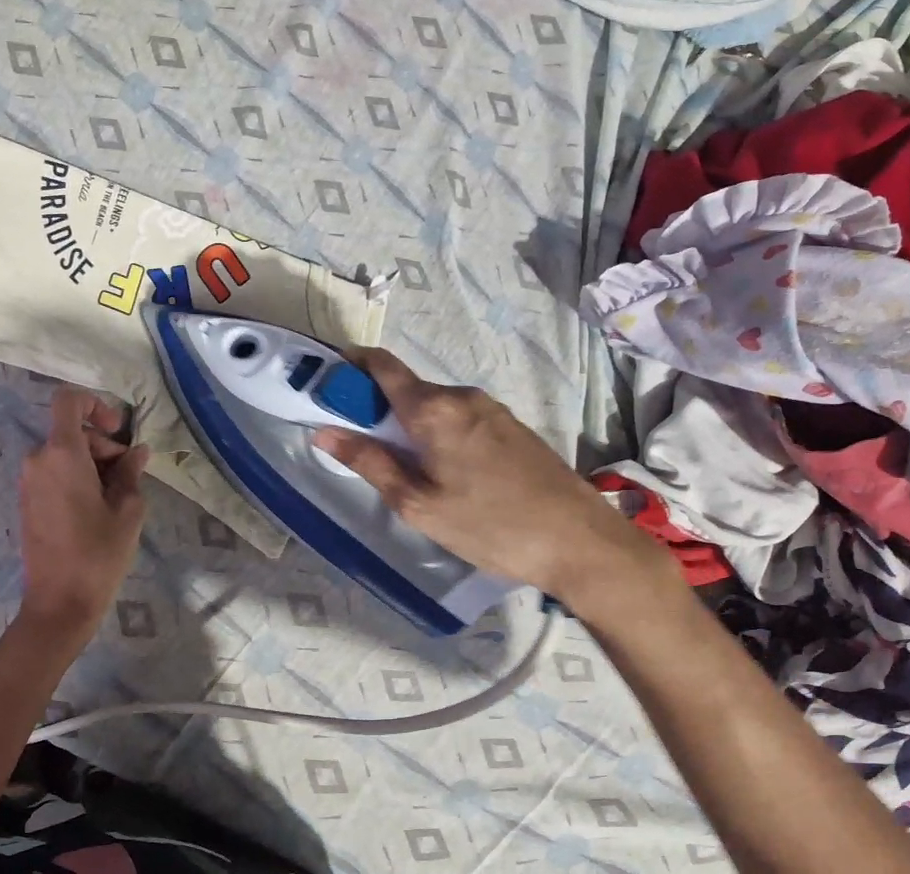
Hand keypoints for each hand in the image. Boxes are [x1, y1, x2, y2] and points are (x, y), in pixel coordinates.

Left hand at [17, 386, 151, 641]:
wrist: (58, 604)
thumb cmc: (97, 554)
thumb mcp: (127, 511)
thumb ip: (130, 473)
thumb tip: (135, 452)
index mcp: (61, 453)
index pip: (68, 400)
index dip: (95, 405)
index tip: (117, 431)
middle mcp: (38, 459)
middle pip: (70, 430)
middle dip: (102, 444)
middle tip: (128, 476)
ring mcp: (28, 481)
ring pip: (63, 453)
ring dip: (91, 463)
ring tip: (117, 497)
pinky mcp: (27, 501)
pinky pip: (53, 473)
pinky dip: (75, 477)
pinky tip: (97, 508)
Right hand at [312, 348, 671, 612]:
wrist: (584, 545)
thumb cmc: (491, 526)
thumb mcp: (417, 504)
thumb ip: (369, 463)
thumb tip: (325, 433)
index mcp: (433, 409)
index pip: (381, 365)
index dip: (349, 364)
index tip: (327, 383)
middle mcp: (461, 397)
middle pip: (405, 388)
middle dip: (375, 407)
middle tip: (360, 447)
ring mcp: (491, 410)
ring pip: (432, 406)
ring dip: (408, 424)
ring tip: (404, 470)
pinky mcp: (512, 427)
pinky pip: (458, 418)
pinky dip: (436, 433)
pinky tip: (444, 473)